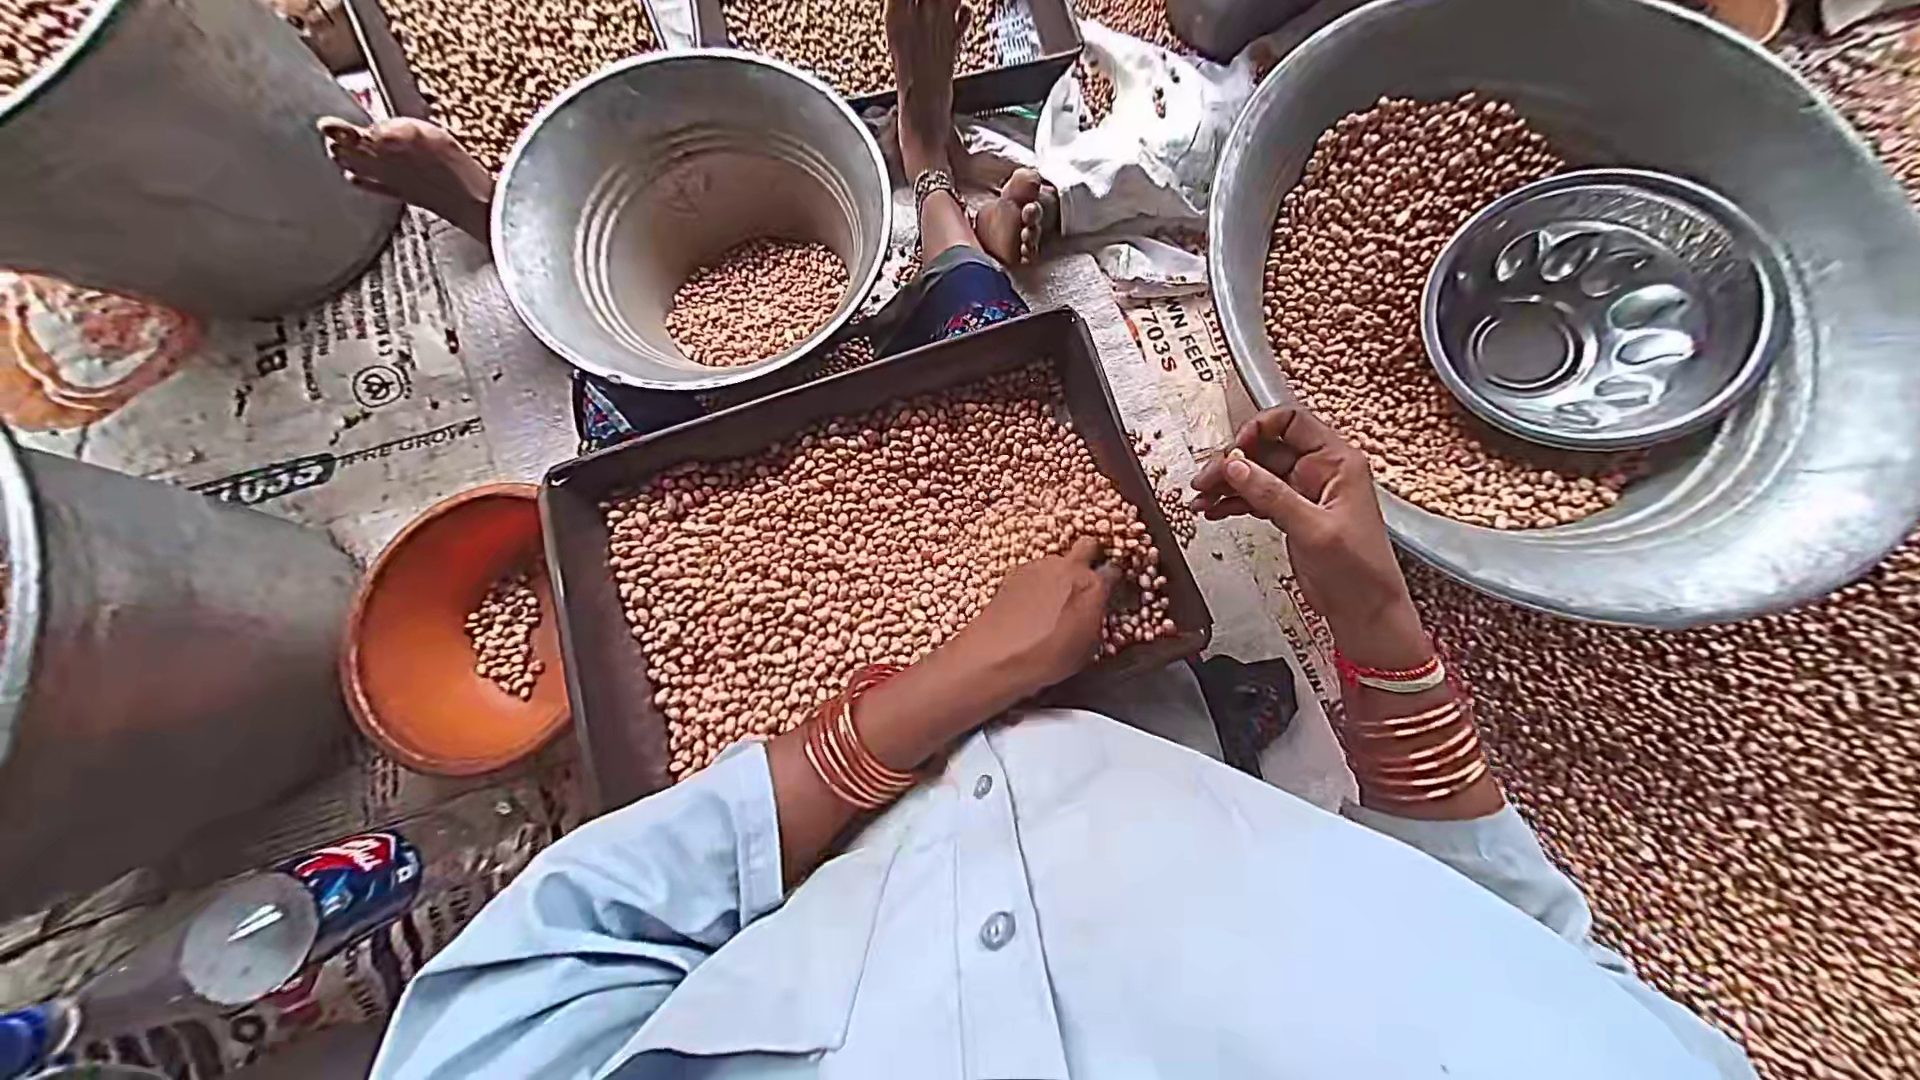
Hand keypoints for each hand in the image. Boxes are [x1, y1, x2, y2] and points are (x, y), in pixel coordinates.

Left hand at [941, 536, 1120, 701]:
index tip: (1109, 590)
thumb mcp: (1087, 647)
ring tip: (1052, 602)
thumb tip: (1094, 613)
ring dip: (1058, 574)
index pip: (1113, 571)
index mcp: (1093, 585)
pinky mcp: (1015, 572)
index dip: (1111, 581)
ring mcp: (1040, 566)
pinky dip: (1036, 583)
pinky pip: (1034, 572)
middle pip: (1087, 546)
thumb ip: (1095, 619)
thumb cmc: (1046, 656)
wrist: (998, 654)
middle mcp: (1068, 568)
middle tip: (1086, 580)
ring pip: (1057, 560)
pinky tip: (1031, 605)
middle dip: (1090, 557)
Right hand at [1190, 407, 1423, 660]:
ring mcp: (1302, 493)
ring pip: (1253, 474)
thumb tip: (1235, 465)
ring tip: (1199, 500)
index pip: (1292, 422)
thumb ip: (1271, 494)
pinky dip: (1230, 503)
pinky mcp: (1289, 514)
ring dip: (1224, 484)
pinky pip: (1253, 497)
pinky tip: (1212, 511)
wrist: (1364, 611)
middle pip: (1264, 449)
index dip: (1257, 430)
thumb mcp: (1313, 528)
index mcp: (1336, 462)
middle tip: (1203, 483)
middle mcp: (1319, 472)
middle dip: (1230, 463)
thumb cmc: (1358, 571)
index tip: (1232, 451)